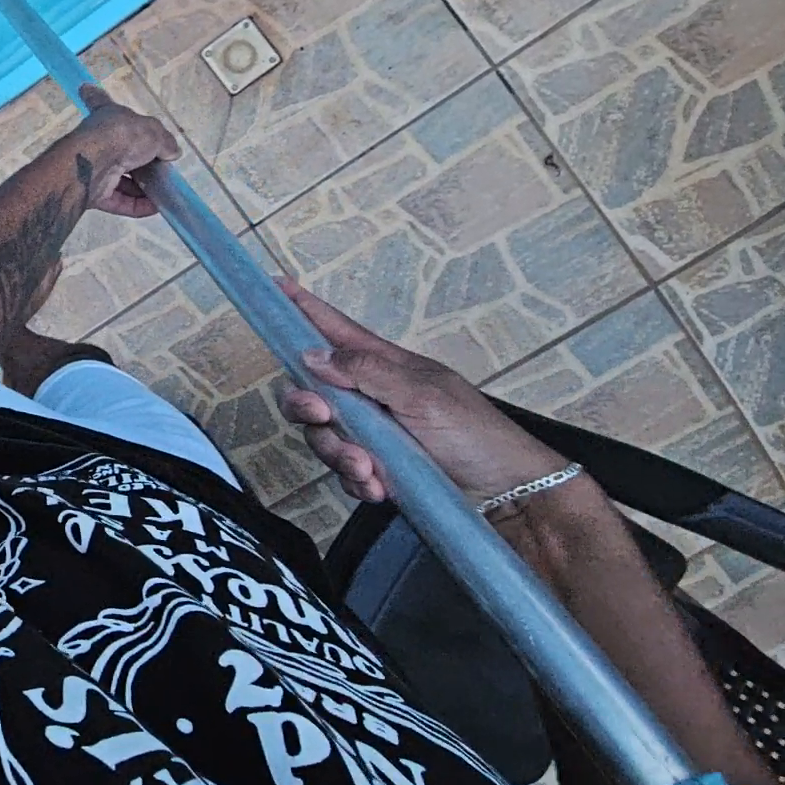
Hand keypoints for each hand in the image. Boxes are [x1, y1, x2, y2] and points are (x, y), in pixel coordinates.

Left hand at [72, 83, 180, 218]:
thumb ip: (164, 142)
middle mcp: (97, 141)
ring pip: (120, 180)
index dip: (94, 94)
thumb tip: (171, 153)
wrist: (95, 163)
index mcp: (107, 115)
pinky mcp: (93, 193)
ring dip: (142, 189)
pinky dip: (136, 206)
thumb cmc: (123, 136)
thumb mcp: (154, 132)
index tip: (85, 87)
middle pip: (119, 152)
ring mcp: (94, 169)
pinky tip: (155, 208)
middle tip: (161, 170)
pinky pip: (118, 201)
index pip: (100, 100)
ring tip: (164, 192)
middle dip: (141, 164)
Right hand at [276, 279, 568, 507]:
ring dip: (336, 452)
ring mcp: (367, 433)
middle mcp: (366, 395)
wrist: (510, 500)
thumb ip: (365, 371)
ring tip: (366, 468)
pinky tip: (377, 487)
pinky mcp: (370, 467)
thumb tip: (310, 354)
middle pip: (307, 388)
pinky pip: (338, 469)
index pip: (333, 328)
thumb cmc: (477, 436)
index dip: (303, 307)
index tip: (274, 284)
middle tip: (321, 415)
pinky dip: (353, 479)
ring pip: (317, 433)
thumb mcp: (424, 396)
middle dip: (305, 405)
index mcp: (381, 366)